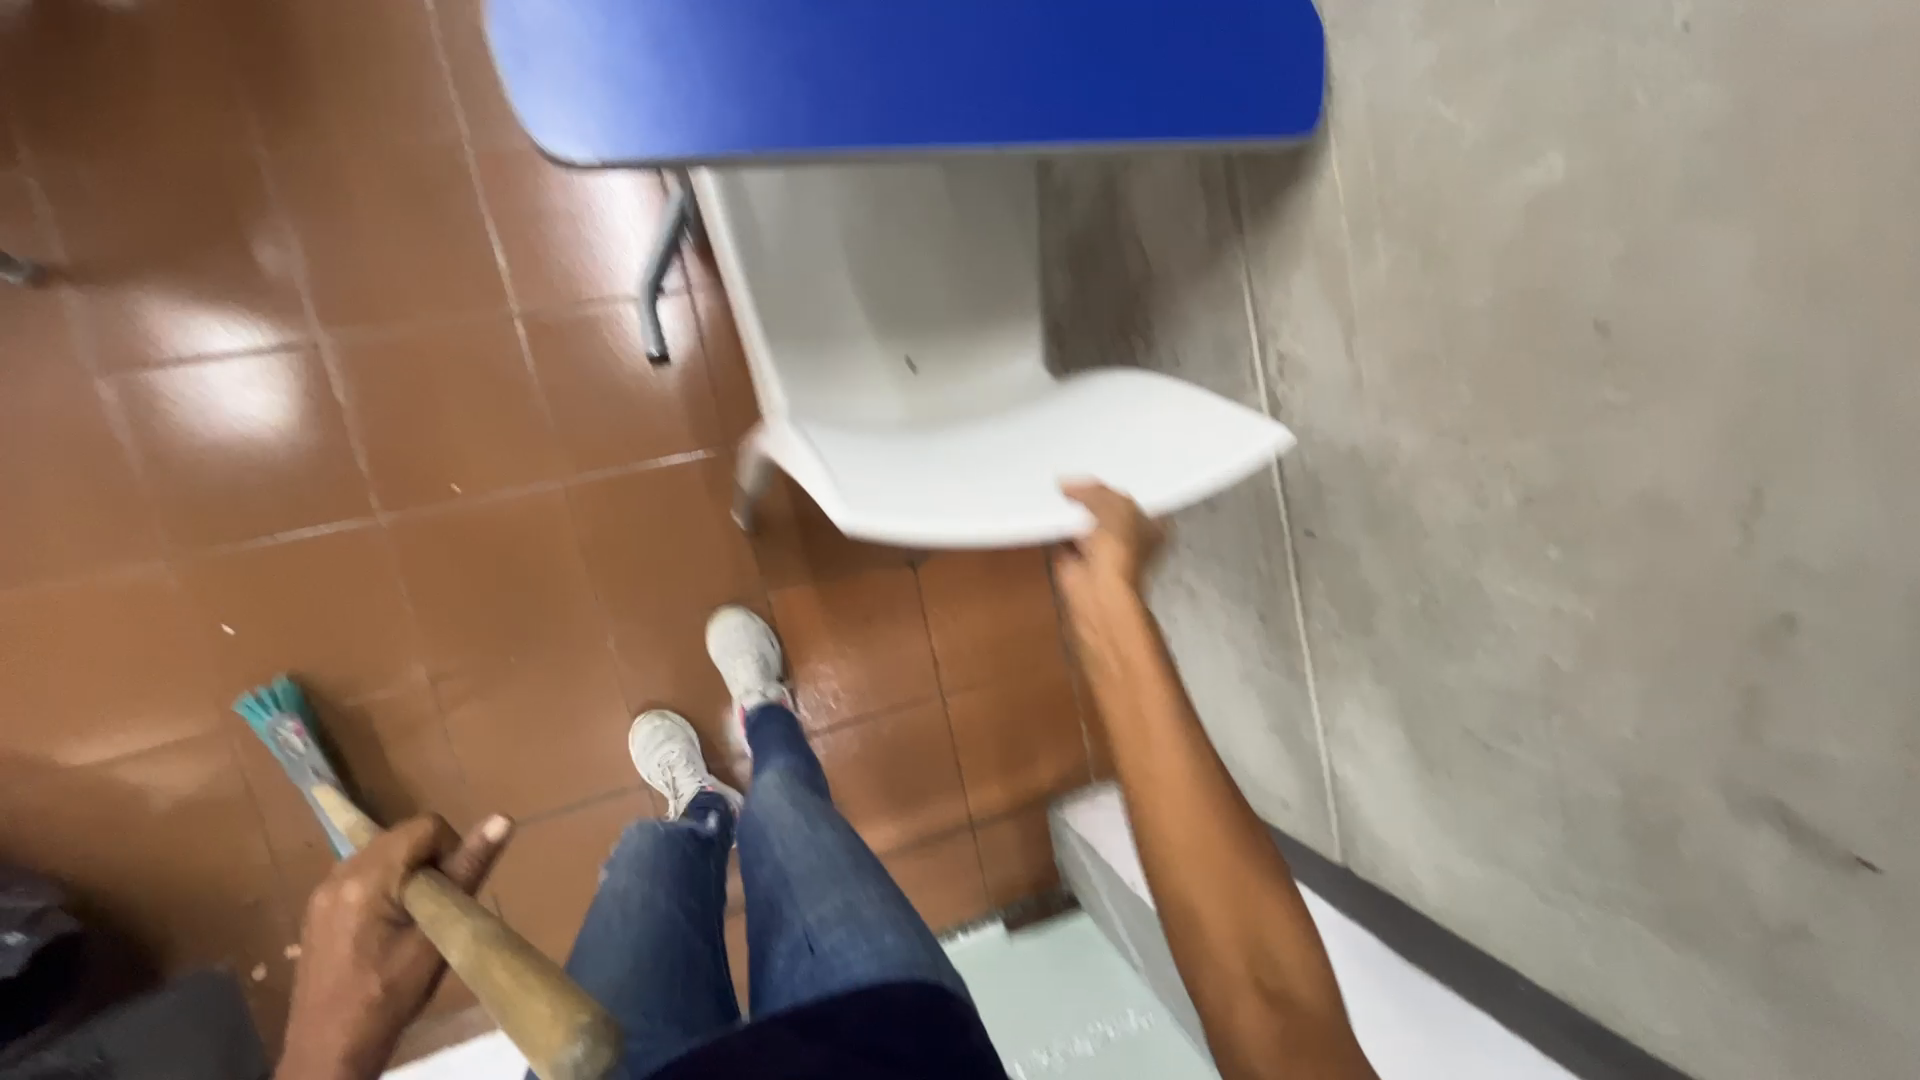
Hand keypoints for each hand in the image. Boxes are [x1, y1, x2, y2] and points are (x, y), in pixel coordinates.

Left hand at [279, 814, 511, 1079]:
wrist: (330, 1048)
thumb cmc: (392, 992)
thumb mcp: (439, 931)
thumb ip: (467, 870)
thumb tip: (502, 819)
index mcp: (367, 878)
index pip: (425, 826)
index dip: (450, 848)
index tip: (451, 888)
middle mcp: (339, 875)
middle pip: (402, 836)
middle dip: (429, 859)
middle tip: (438, 903)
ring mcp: (322, 893)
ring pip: (383, 853)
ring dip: (408, 871)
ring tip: (416, 915)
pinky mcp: (318, 910)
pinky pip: (363, 873)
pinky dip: (386, 884)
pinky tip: (390, 924)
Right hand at [1054, 482, 1163, 669]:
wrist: (1097, 589)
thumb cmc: (1119, 549)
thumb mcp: (1115, 506)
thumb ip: (1093, 490)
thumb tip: (1066, 484)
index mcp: (1151, 526)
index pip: (1135, 499)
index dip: (1116, 486)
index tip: (1097, 471)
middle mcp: (1129, 538)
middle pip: (1106, 509)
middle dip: (1089, 497)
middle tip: (1072, 478)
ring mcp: (1102, 551)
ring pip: (1084, 522)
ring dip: (1070, 511)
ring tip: (1056, 488)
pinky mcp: (1076, 560)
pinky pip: (1063, 536)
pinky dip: (1054, 526)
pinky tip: (1046, 509)